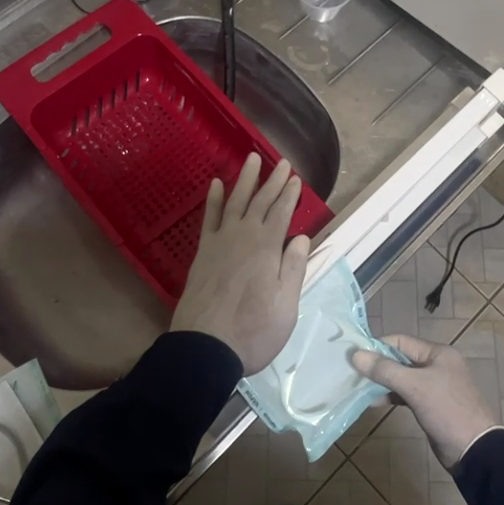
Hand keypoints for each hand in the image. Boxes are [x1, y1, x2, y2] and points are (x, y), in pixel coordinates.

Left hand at [170, 154, 309, 374]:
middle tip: (281, 162)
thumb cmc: (252, 331)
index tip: (296, 178)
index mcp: (267, 248)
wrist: (204, 346)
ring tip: (252, 158)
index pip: (282, 213)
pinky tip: (216, 184)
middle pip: (260, 202)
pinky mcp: (203, 252)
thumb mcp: (286, 306)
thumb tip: (300, 237)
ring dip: (245, 180)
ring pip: (235, 202)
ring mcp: (220, 242)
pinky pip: (209, 218)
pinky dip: (213, 200)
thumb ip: (293, 268)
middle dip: (272, 181)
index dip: (290, 195)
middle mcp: (243, 237)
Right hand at [351, 334, 497, 468]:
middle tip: (353, 372)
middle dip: (378, 364)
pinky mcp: (432, 405)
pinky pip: (407, 394)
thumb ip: (385, 370)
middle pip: (401, 358)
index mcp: (438, 353)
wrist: (474, 450)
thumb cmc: (447, 410)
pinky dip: (392, 396)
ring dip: (383, 382)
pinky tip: (374, 401)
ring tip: (359, 387)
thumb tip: (355, 354)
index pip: (401, 341)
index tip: (354, 354)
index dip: (378, 346)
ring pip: (403, 377)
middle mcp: (437, 365)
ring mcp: (435, 386)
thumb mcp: (414, 386)